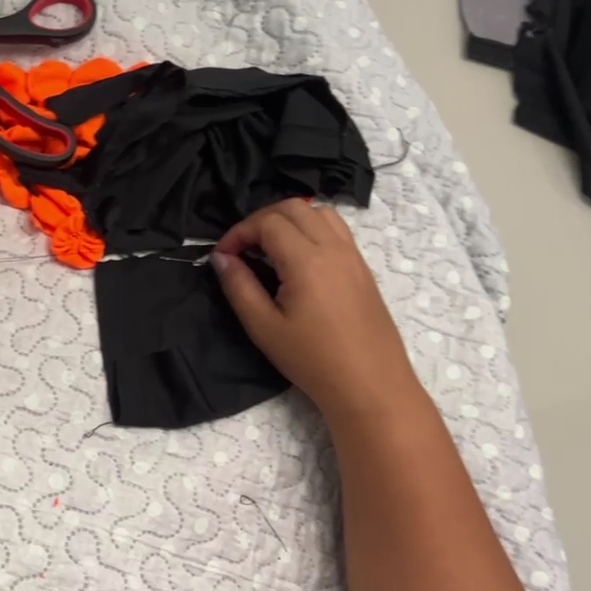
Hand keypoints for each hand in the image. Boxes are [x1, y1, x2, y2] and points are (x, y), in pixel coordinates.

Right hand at [212, 199, 419, 421]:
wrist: (369, 383)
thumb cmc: (311, 359)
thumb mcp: (263, 326)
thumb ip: (239, 286)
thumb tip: (221, 258)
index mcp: (307, 260)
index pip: (267, 223)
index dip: (238, 233)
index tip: (222, 257)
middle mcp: (333, 247)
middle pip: (293, 208)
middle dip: (260, 221)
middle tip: (241, 249)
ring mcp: (352, 255)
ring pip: (318, 213)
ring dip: (288, 220)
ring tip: (268, 249)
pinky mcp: (361, 267)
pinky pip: (335, 229)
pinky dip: (310, 229)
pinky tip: (296, 258)